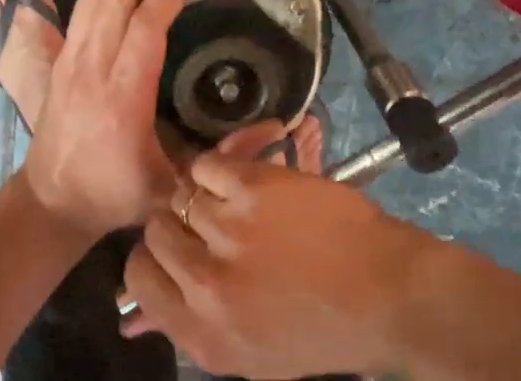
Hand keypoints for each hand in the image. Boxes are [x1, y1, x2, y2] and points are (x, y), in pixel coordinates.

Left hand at [20, 0, 207, 237]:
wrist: (51, 202)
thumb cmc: (116, 196)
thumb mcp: (177, 190)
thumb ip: (227, 159)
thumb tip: (280, 128)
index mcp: (123, 97)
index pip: (147, 24)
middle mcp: (92, 67)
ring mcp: (70, 58)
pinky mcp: (60, 57)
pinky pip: (81, 4)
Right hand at [121, 149, 448, 378]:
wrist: (389, 295)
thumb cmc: (323, 329)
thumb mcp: (250, 354)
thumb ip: (191, 325)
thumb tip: (130, 318)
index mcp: (203, 334)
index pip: (138, 278)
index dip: (150, 259)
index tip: (171, 250)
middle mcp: (207, 286)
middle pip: (156, 231)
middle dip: (178, 224)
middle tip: (207, 224)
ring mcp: (227, 232)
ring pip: (181, 195)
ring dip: (203, 196)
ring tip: (234, 203)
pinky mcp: (251, 188)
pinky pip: (208, 165)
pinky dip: (223, 168)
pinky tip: (248, 181)